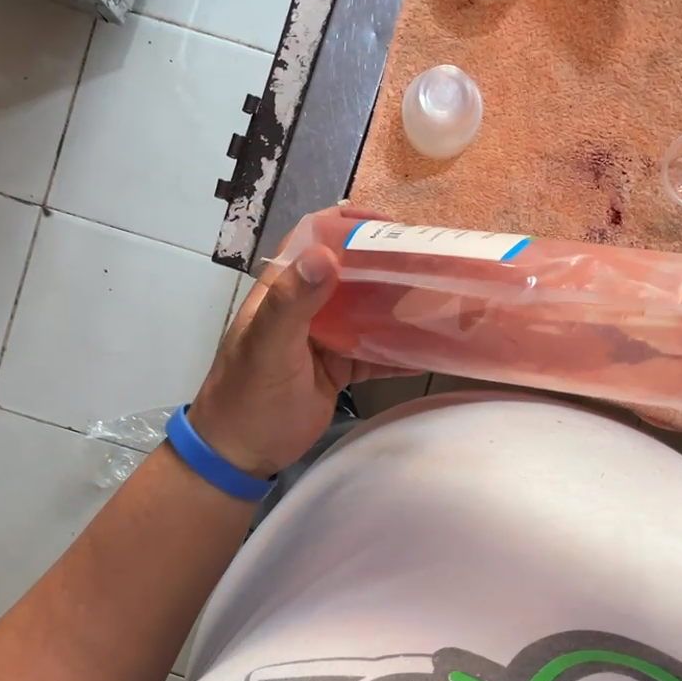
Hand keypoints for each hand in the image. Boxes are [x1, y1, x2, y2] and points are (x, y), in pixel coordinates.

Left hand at [186, 211, 411, 479]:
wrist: (240, 455)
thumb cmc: (248, 398)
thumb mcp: (267, 348)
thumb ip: (292, 303)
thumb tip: (327, 256)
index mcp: (283, 288)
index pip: (315, 237)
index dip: (349, 225)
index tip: (392, 226)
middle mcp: (307, 305)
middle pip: (350, 270)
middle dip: (387, 263)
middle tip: (431, 262)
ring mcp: (325, 337)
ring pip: (367, 309)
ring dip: (399, 304)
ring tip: (440, 298)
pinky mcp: (339, 367)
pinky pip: (376, 351)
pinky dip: (401, 351)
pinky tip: (432, 351)